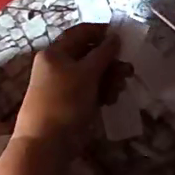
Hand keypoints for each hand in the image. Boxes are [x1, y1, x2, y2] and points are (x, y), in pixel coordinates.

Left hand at [13, 23, 119, 146]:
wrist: (46, 143)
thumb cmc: (64, 101)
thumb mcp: (86, 73)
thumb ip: (103, 53)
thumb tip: (115, 37)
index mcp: (55, 53)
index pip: (80, 33)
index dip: (101, 32)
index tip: (123, 37)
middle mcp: (58, 66)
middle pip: (89, 54)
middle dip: (110, 61)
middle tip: (127, 70)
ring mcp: (65, 85)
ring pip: (93, 74)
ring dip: (109, 78)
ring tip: (119, 88)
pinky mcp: (72, 102)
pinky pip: (91, 90)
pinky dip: (102, 92)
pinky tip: (110, 100)